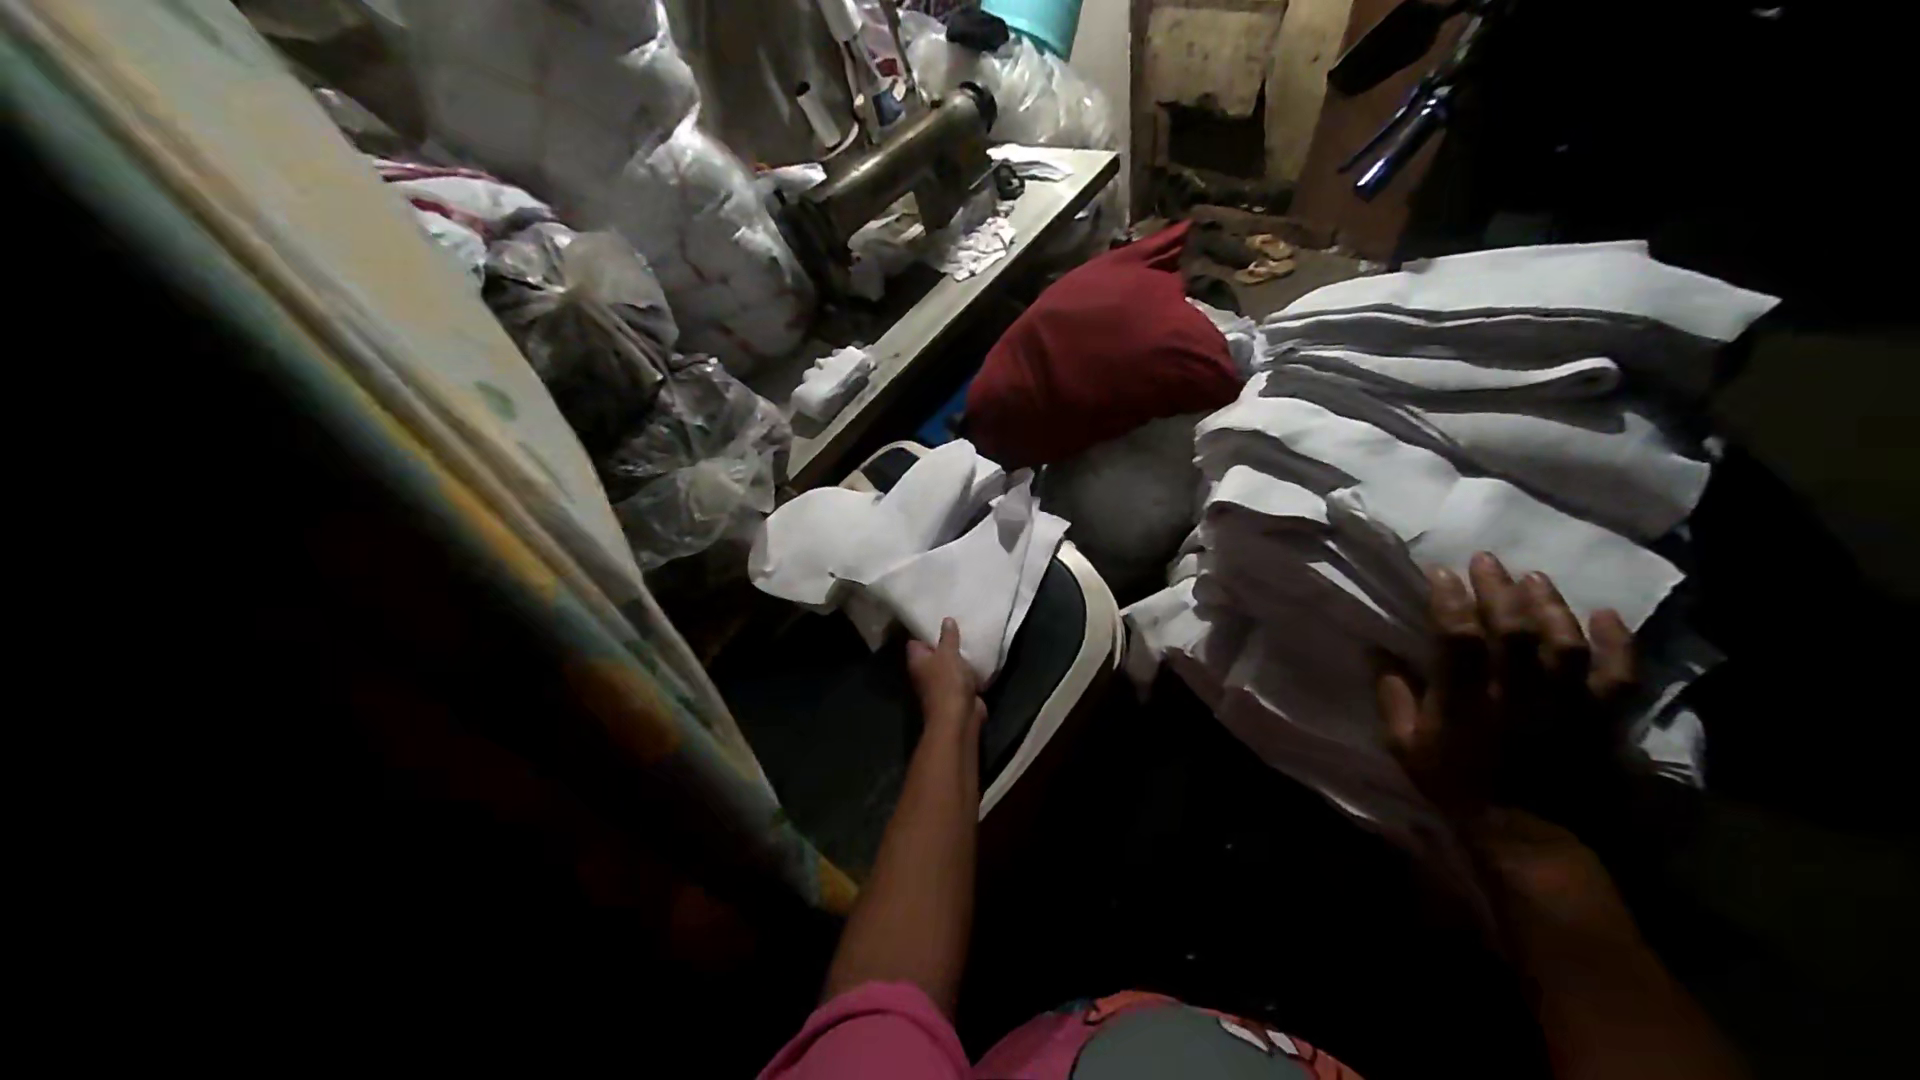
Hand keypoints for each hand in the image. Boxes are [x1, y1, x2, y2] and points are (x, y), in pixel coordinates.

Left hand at [907, 618, 986, 735]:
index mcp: (917, 661)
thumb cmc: (948, 682)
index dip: (924, 630)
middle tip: (958, 624)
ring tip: (970, 636)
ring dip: (958, 656)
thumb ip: (948, 637)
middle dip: (945, 641)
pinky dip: (969, 670)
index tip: (937, 617)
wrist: (959, 718)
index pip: (915, 641)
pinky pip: (962, 677)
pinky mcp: (956, 693)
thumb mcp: (948, 654)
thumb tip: (946, 619)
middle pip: (933, 653)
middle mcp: (924, 672)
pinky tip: (978, 656)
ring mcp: (940, 684)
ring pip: (949, 665)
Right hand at [1378, 553, 1640, 938]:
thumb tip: (1376, 652)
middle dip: (1498, 588)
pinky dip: (1615, 643)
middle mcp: (1517, 693)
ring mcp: (1563, 704)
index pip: (1459, 636)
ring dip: (1548, 605)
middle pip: (1513, 628)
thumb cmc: (1456, 785)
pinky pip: (1617, 675)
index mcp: (1466, 699)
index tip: (1440, 573)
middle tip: (1487, 561)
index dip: (1449, 599)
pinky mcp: (1599, 718)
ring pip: (1563, 642)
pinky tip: (1603, 615)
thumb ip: (1392, 696)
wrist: (1528, 834)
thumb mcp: (1406, 744)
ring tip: (1534, 578)